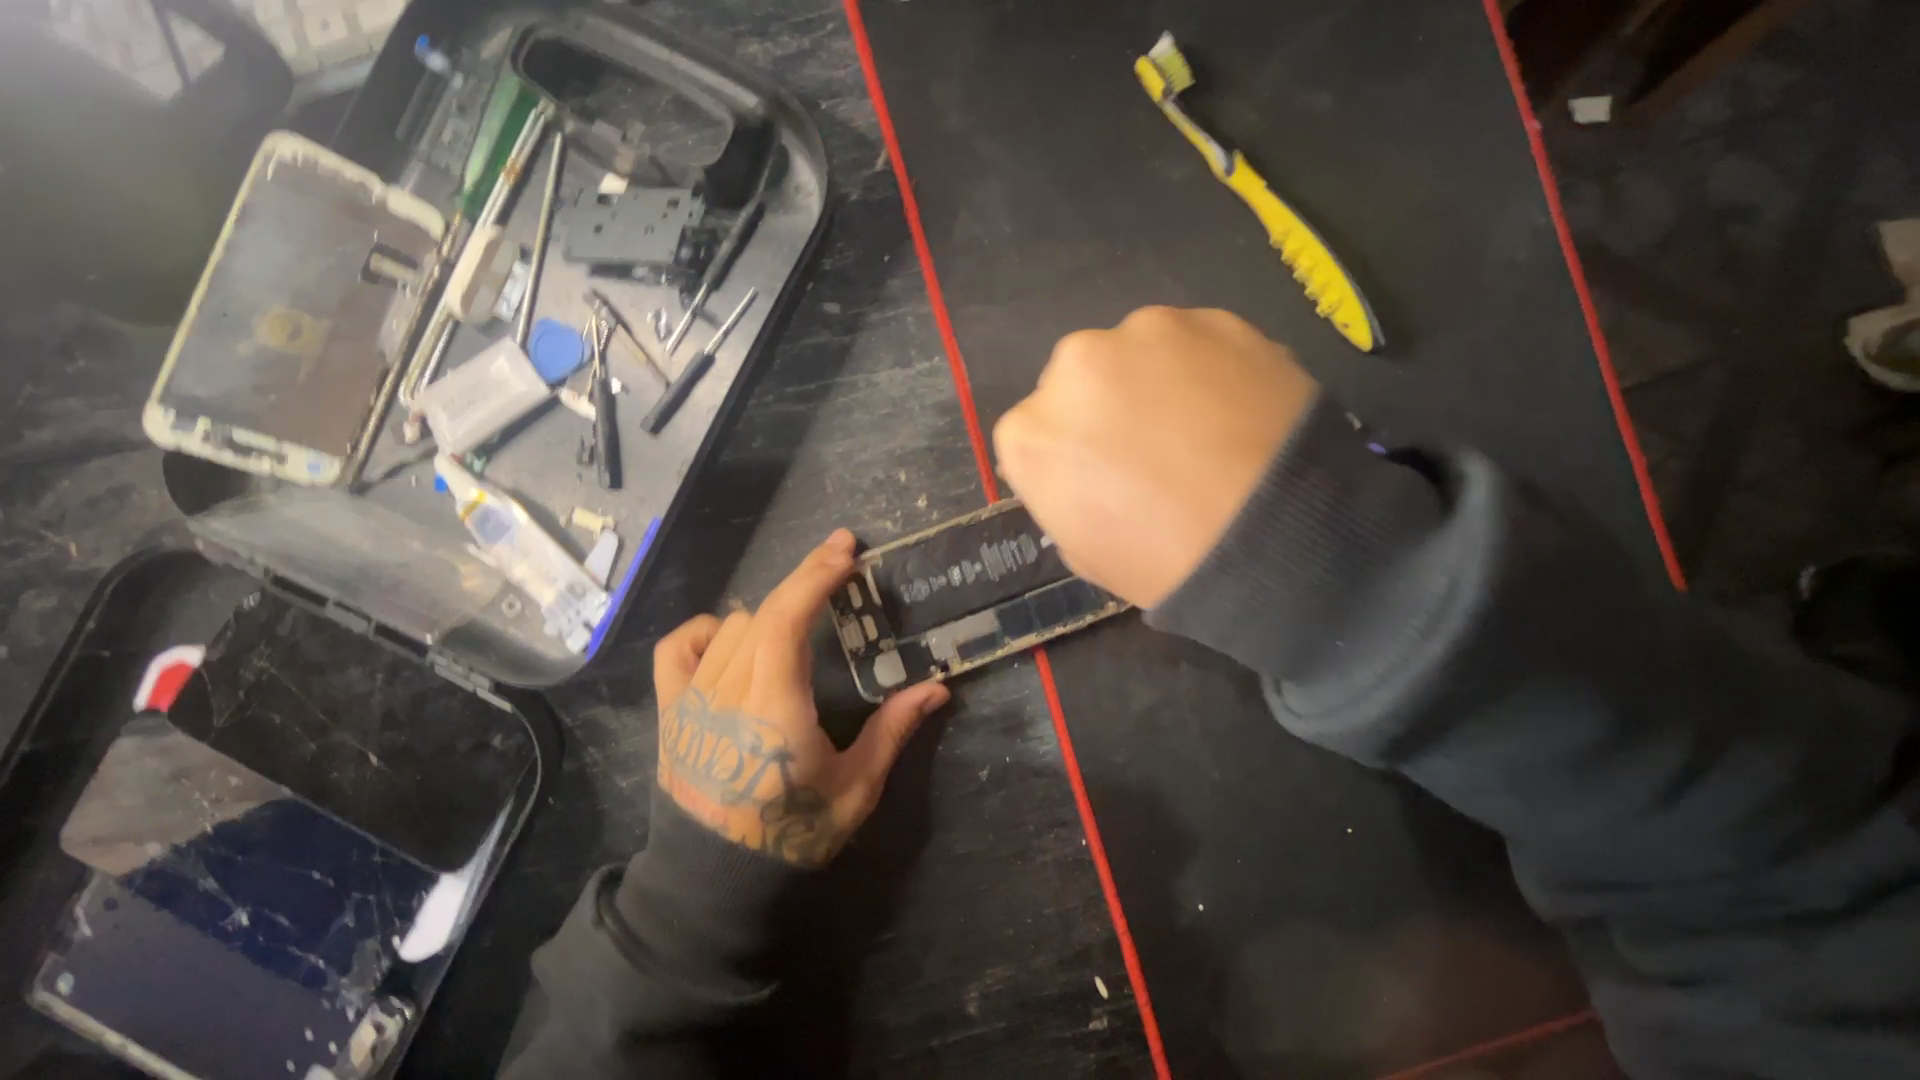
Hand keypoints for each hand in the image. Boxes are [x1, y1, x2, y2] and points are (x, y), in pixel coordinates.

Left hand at [653, 530, 950, 866]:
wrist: (713, 880)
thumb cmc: (792, 833)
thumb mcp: (855, 788)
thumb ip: (893, 731)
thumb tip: (938, 687)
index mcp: (775, 705)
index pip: (788, 617)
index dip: (816, 574)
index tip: (845, 548)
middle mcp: (727, 690)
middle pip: (763, 613)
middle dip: (805, 582)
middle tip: (839, 567)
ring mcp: (690, 699)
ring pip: (728, 626)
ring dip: (768, 615)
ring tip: (798, 624)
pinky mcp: (669, 711)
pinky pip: (678, 648)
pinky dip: (705, 632)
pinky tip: (729, 639)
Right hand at [994, 307, 1318, 609]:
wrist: (1278, 535)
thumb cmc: (1167, 560)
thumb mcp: (1085, 551)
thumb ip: (1064, 495)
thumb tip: (1084, 472)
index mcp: (1030, 432)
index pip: (1035, 434)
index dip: (1072, 456)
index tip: (1103, 478)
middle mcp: (1074, 366)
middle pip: (1081, 381)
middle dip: (1108, 406)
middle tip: (1154, 448)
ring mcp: (1145, 332)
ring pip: (1138, 353)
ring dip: (1156, 380)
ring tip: (1204, 427)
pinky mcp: (1212, 318)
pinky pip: (1197, 344)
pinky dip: (1209, 369)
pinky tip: (1239, 409)